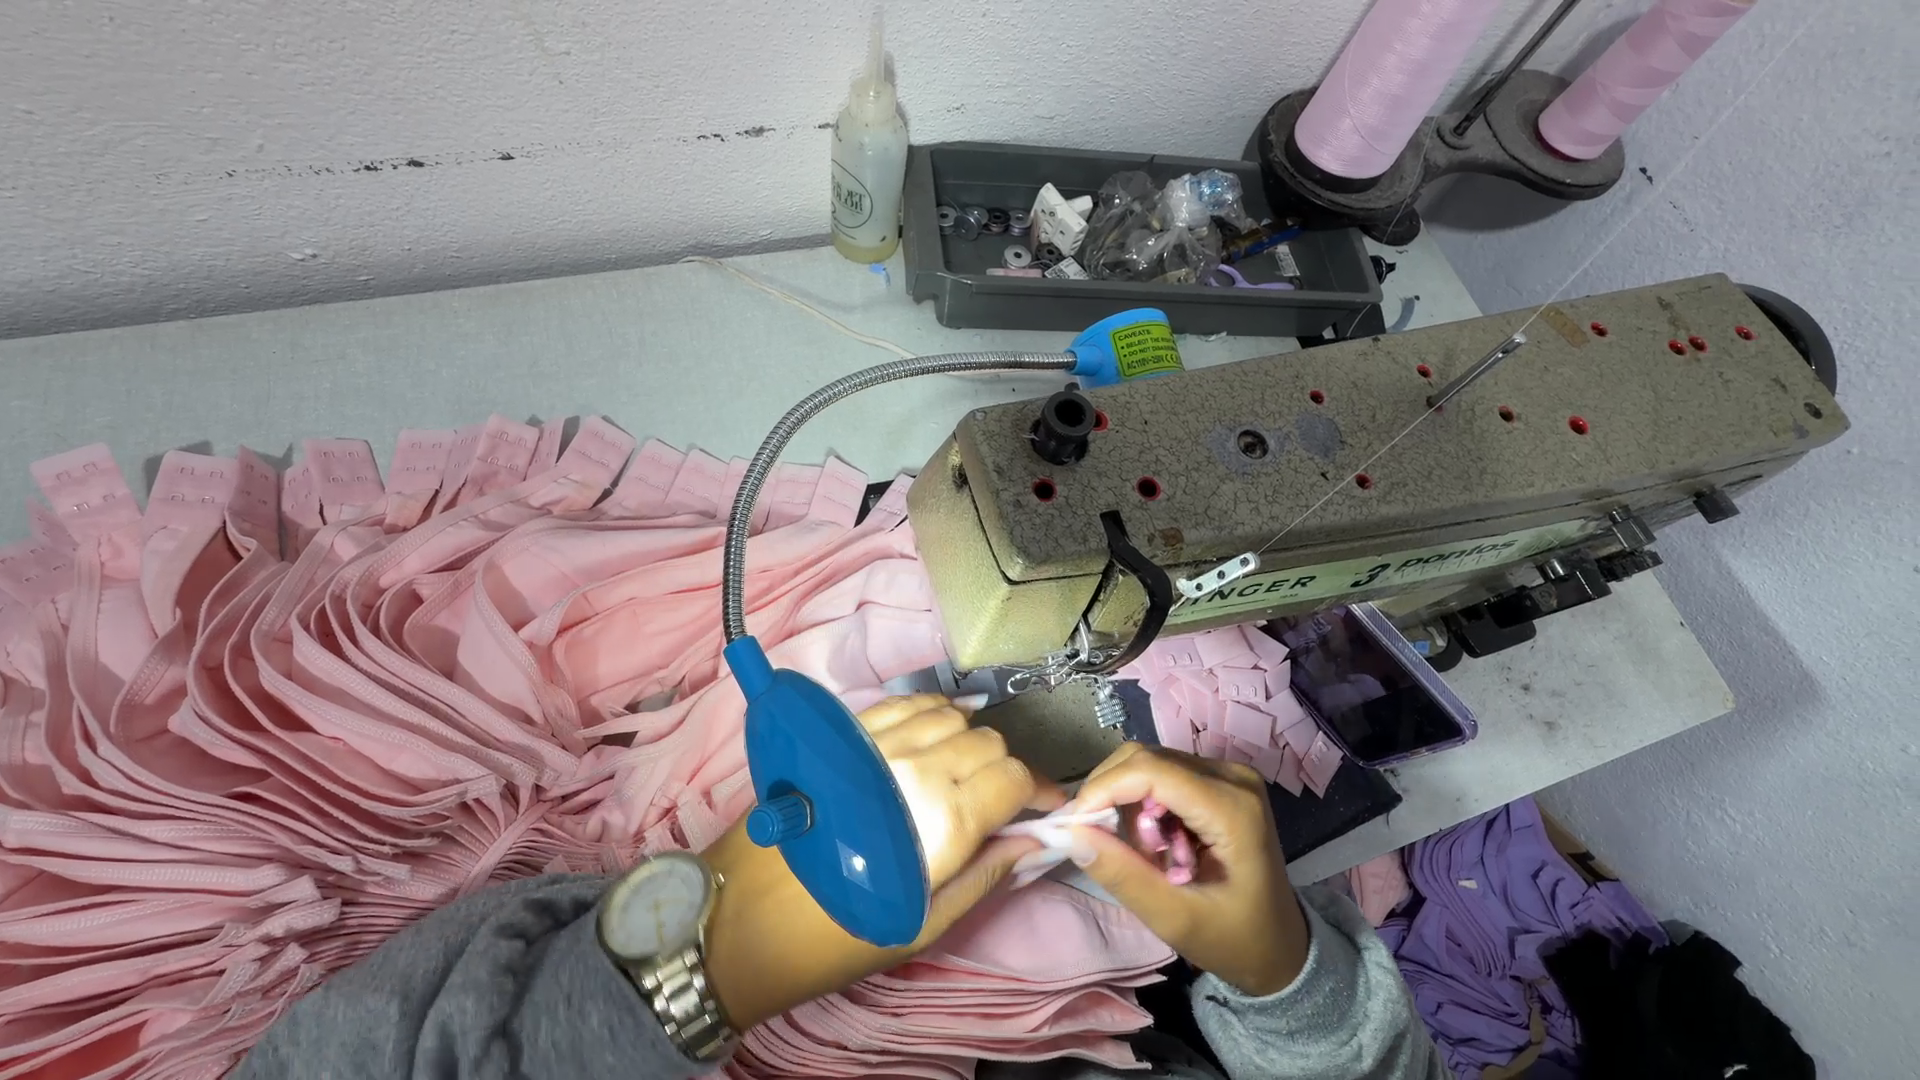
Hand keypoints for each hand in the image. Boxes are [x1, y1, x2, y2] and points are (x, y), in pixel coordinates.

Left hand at [702, 695, 1061, 1028]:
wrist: (742, 917)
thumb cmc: (836, 935)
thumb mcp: (922, 925)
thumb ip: (986, 876)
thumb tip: (1037, 844)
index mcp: (941, 821)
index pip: (1014, 778)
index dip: (1040, 791)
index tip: (1046, 808)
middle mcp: (915, 768)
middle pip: (987, 742)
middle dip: (1006, 769)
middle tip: (1000, 801)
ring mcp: (878, 745)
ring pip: (951, 716)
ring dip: (971, 739)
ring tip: (967, 769)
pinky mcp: (847, 736)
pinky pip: (906, 703)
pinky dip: (934, 710)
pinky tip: (942, 725)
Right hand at [1068, 742, 1308, 995]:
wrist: (1281, 948)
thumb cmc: (1233, 940)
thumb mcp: (1175, 920)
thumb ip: (1123, 875)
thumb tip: (1071, 834)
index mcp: (1232, 808)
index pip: (1150, 770)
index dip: (1104, 788)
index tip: (1075, 825)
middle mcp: (1232, 776)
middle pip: (1145, 758)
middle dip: (1112, 796)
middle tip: (1103, 843)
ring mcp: (1228, 773)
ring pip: (1148, 763)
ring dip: (1127, 802)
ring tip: (1141, 852)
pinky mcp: (1219, 779)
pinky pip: (1161, 772)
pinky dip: (1142, 802)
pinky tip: (1155, 841)